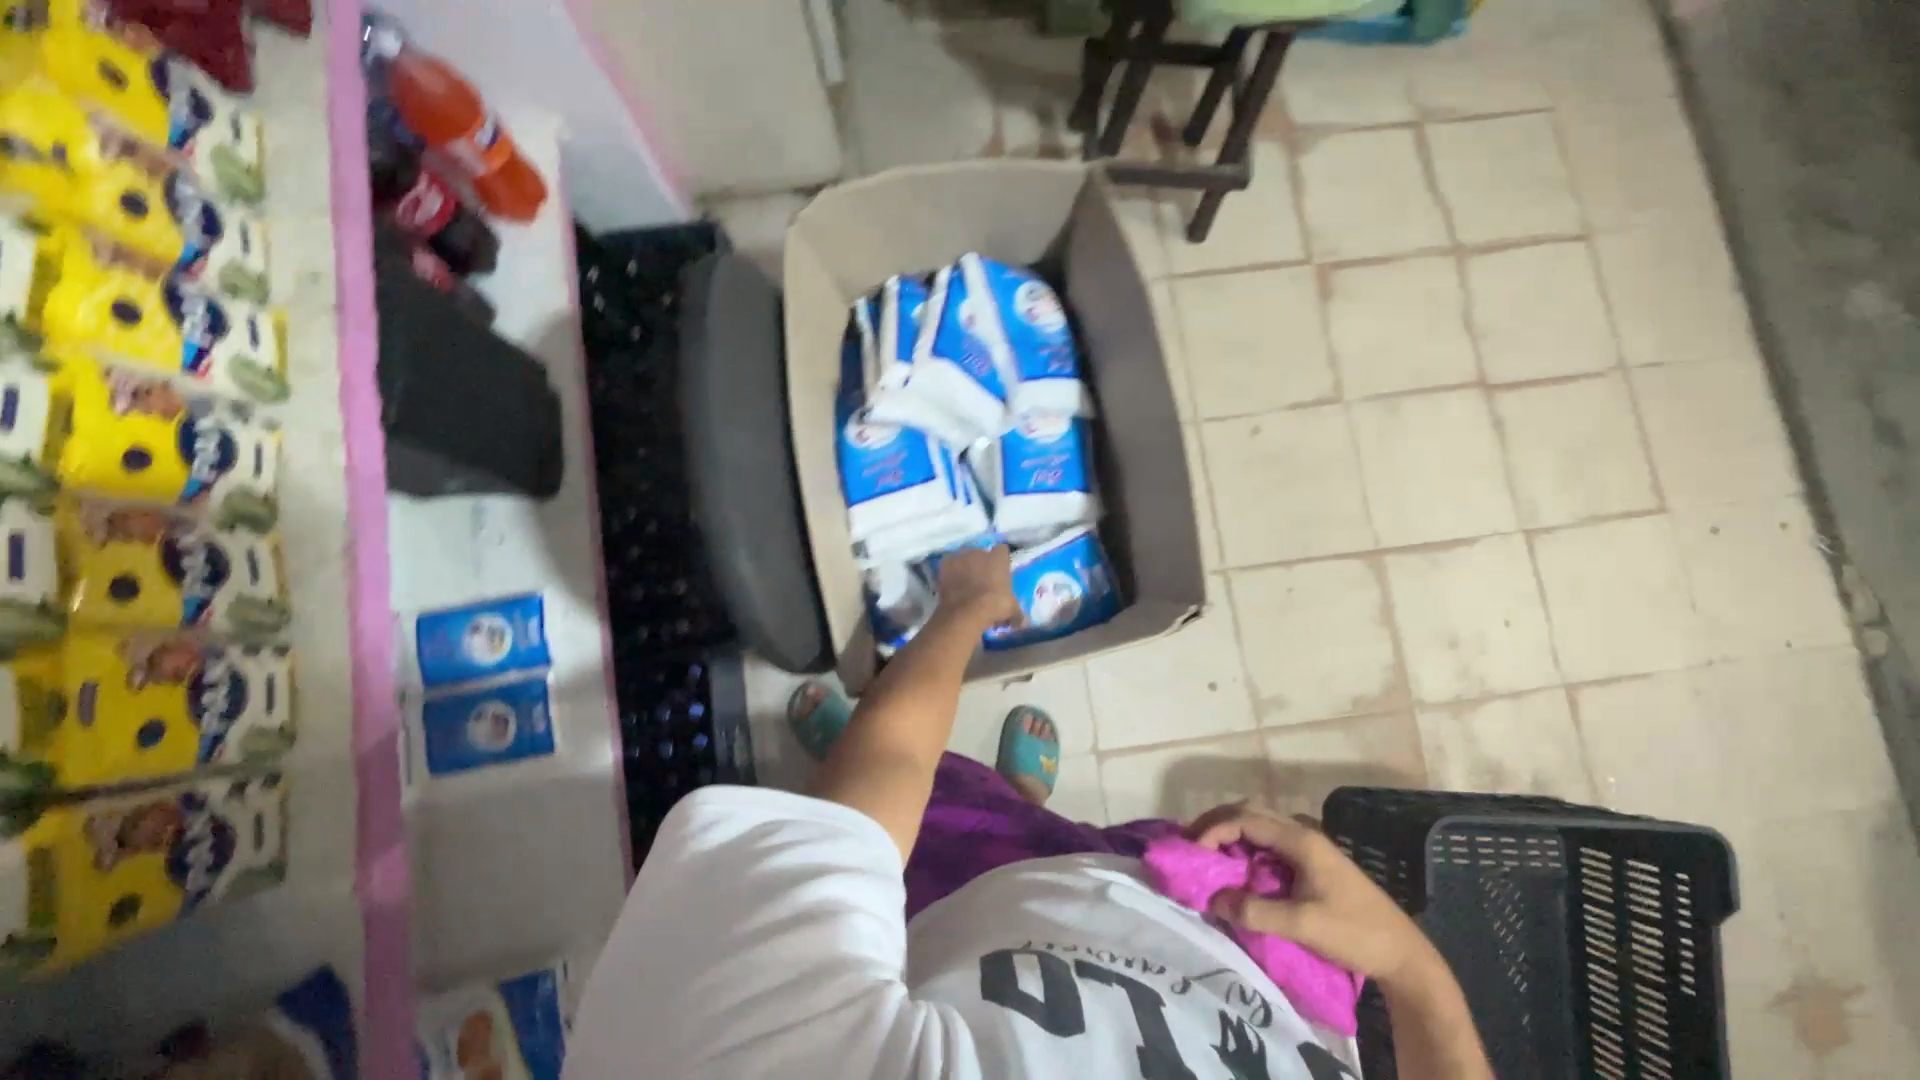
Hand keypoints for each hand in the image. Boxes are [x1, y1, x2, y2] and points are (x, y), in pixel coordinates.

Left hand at [935, 545, 1020, 628]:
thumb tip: (1022, 621)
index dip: (1000, 560)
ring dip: (965, 566)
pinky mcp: (945, 564)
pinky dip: (950, 572)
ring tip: (965, 583)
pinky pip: (949, 564)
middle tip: (982, 581)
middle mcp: (980, 552)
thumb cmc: (995, 606)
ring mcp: (961, 557)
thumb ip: (1017, 612)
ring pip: (964, 558)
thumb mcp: (1012, 610)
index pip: (1002, 550)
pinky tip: (951, 584)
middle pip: (981, 553)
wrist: (967, 611)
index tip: (1000, 571)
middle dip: (981, 564)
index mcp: (999, 558)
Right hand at [1188, 804, 1439, 987]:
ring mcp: (1309, 846)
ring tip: (1204, 852)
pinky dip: (1243, 844)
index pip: (1245, 819)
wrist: (1403, 954)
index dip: (1213, 830)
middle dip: (1216, 822)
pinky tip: (1234, 865)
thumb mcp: (1302, 926)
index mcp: (1301, 840)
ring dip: (1229, 831)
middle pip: (1249, 811)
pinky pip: (1268, 840)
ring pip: (1259, 823)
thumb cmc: (1355, 934)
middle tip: (1189, 844)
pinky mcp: (1311, 862)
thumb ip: (1255, 911)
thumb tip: (1212, 899)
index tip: (1192, 852)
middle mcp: (1303, 833)